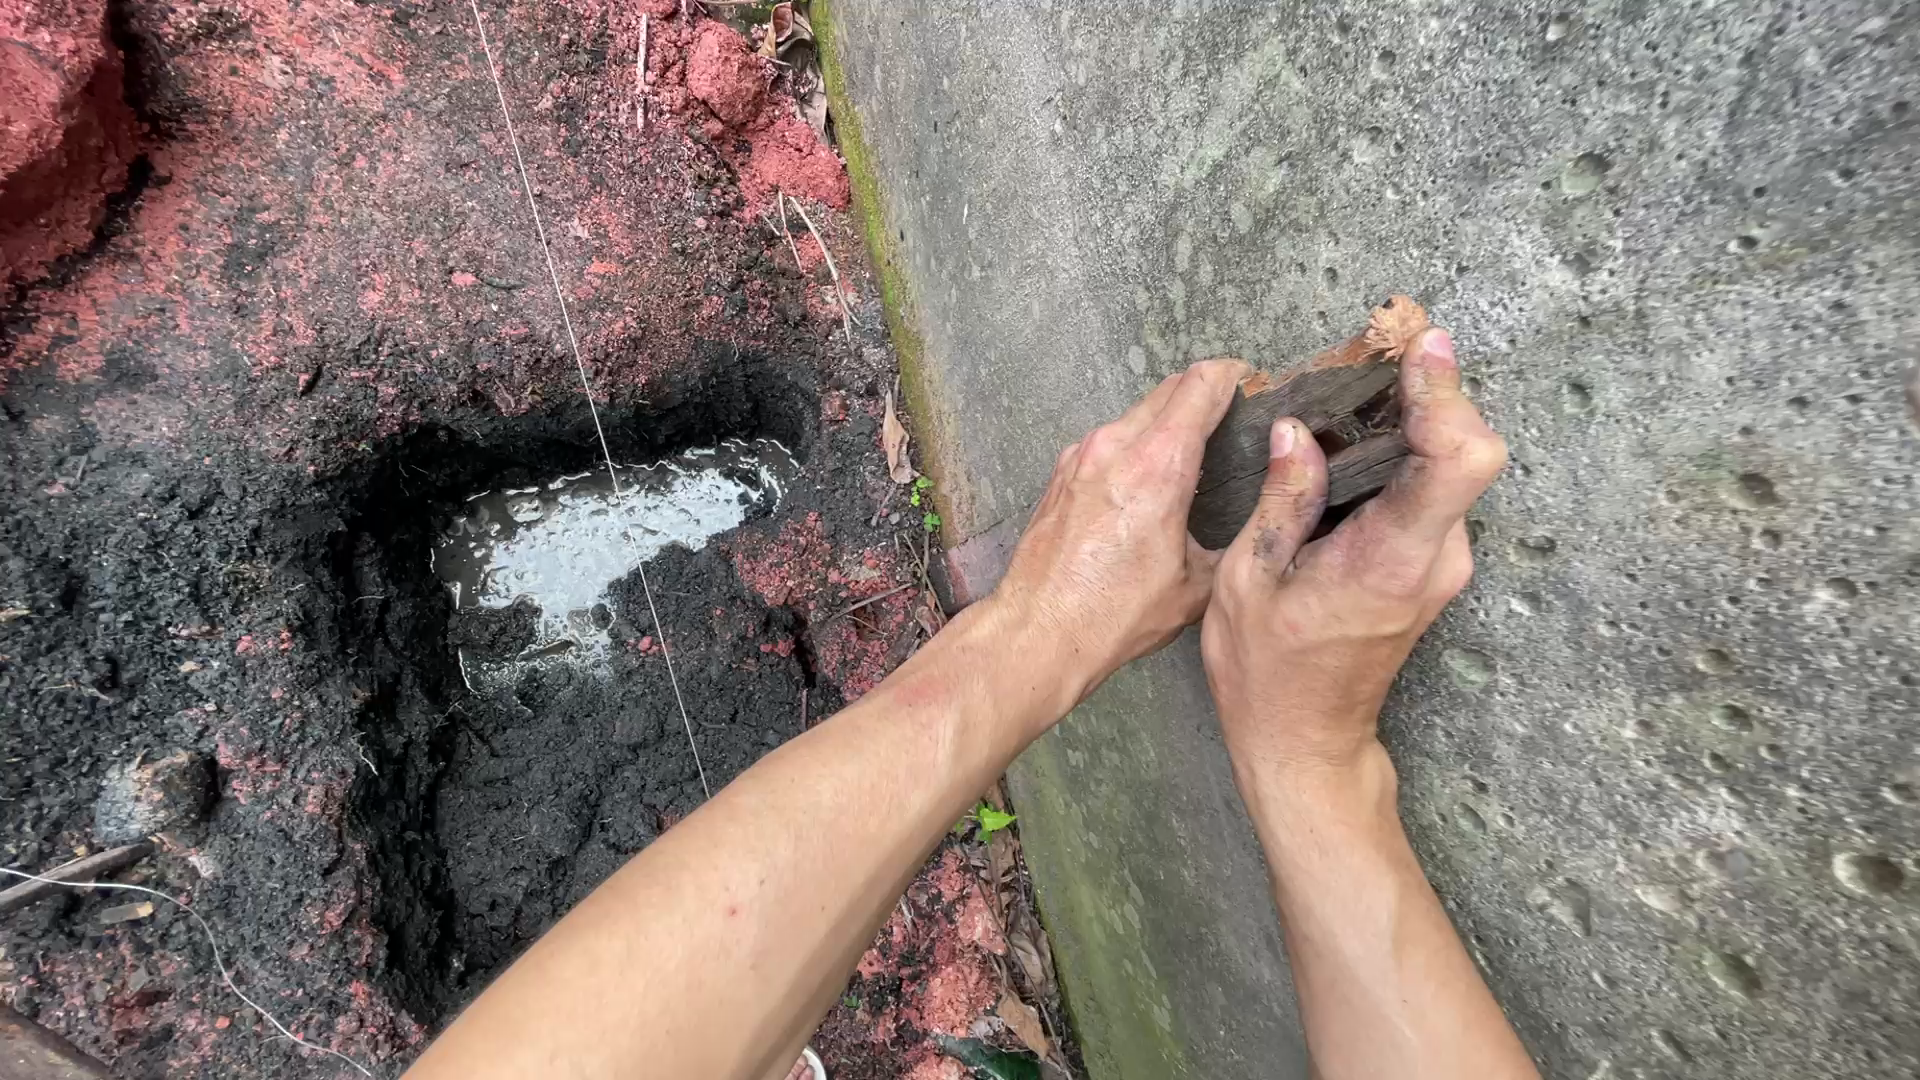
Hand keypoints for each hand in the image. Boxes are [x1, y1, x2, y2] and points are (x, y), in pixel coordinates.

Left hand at [986, 359, 1247, 709]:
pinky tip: (1144, 478)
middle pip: (1167, 390)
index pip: (1200, 385)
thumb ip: (1233, 542)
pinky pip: (1106, 440)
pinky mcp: (1060, 474)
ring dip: (1164, 419)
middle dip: (1203, 392)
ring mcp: (1080, 457)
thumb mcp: (1196, 586)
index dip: (1233, 376)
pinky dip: (1132, 444)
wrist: (1039, 630)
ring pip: (1133, 414)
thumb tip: (1257, 527)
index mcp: (1156, 466)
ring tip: (1189, 450)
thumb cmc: (1112, 613)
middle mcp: (1113, 448)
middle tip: (1229, 414)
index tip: (1251, 383)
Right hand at [1200, 329, 1505, 779]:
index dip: (1449, 395)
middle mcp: (1435, 558)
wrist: (1304, 740)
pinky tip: (1343, 450)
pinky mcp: (1425, 572)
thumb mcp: (1248, 582)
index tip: (1425, 345)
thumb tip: (1299, 432)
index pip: (1458, 460)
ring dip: (1407, 424)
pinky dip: (1396, 460)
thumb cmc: (1265, 671)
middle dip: (1425, 394)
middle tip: (1369, 353)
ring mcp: (1438, 567)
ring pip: (1445, 471)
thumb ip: (1282, 502)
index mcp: (1390, 559)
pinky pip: (1425, 496)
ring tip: (1346, 393)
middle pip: (1461, 453)